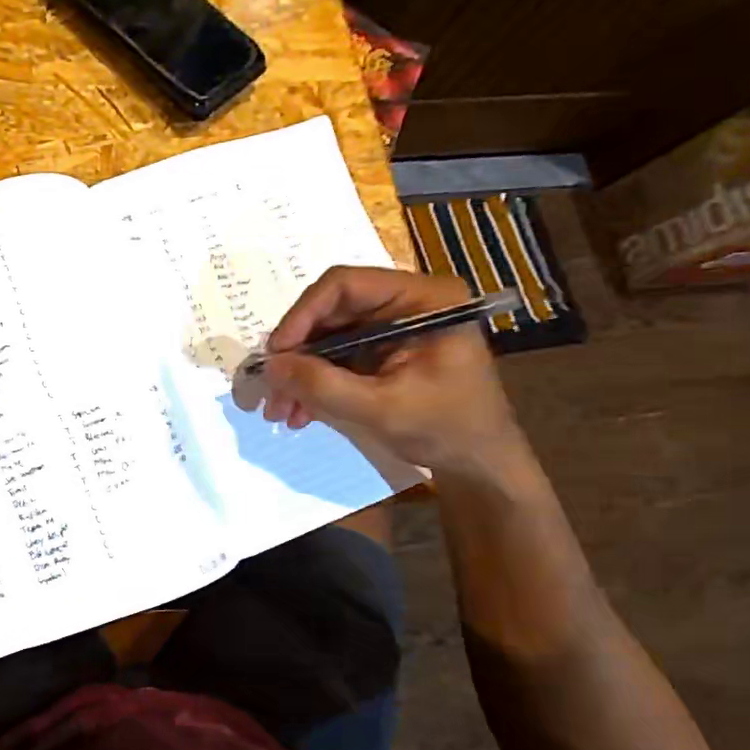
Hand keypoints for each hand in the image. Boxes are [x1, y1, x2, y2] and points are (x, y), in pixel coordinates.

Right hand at [254, 267, 525, 476]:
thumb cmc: (447, 430)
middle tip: (270, 387)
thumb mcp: (382, 408)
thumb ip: (323, 385)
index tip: (277, 354)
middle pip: (329, 311)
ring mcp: (391, 326)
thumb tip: (268, 366)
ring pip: (325, 336)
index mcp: (423, 299)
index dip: (302, 315)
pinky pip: (334, 356)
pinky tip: (299, 412)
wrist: (481, 464)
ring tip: (279, 410)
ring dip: (299, 372)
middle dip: (296, 352)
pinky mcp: (380, 350)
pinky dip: (313, 382)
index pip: (345, 285)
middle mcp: (405, 302)